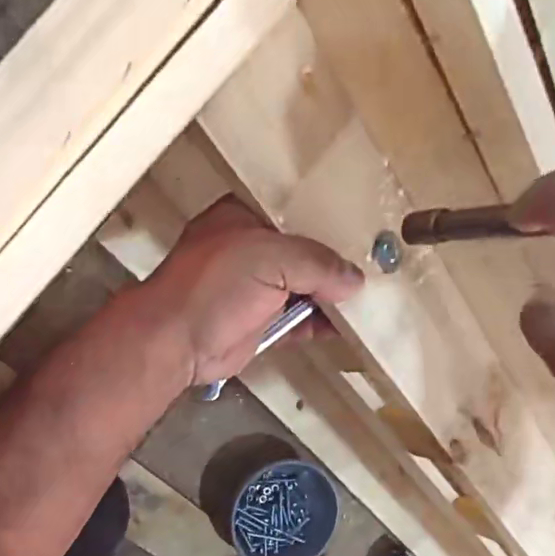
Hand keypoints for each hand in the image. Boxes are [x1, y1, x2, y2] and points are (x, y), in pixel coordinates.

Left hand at [130, 198, 363, 386]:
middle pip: (305, 252)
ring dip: (332, 297)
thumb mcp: (270, 259)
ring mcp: (256, 288)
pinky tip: (346, 326)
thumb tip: (355, 281)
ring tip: (370, 299)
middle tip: (376, 269)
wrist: (177, 342)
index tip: (364, 234)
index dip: (330, 223)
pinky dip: (321, 324)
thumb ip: (317, 263)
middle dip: (335, 263)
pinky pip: (299, 320)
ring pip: (305, 288)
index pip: (297, 213)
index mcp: (245, 216)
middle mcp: (251, 248)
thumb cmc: (216, 287)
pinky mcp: (261, 322)